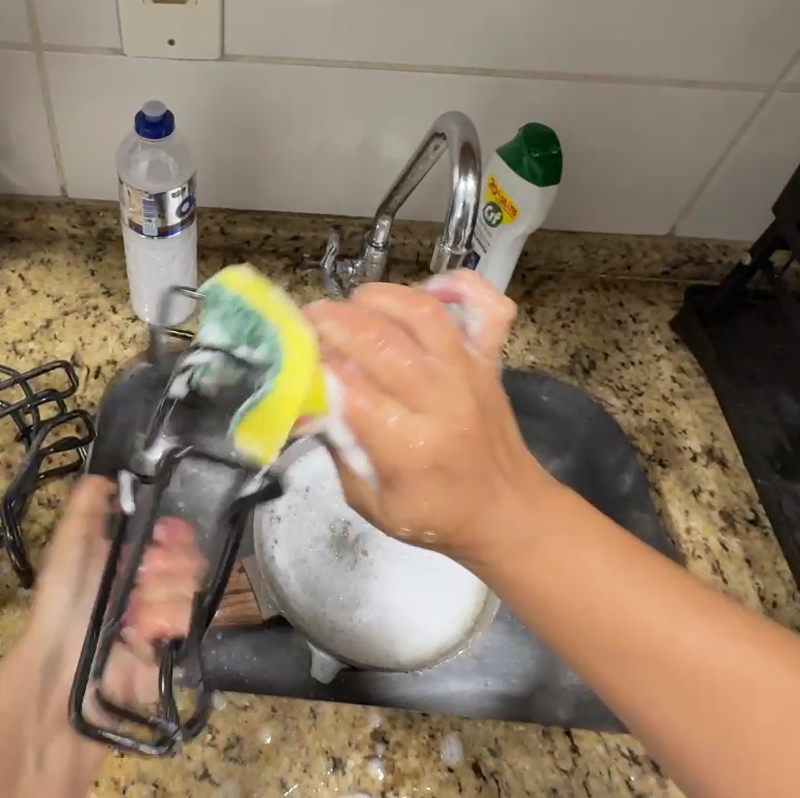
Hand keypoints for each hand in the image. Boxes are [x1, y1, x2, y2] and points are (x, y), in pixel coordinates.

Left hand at [22, 477, 204, 724]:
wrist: (60, 671)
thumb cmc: (61, 604)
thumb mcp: (67, 545)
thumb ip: (86, 506)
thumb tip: (107, 475)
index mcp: (130, 562)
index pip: (173, 537)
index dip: (173, 532)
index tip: (161, 534)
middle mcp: (152, 589)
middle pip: (190, 560)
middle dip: (169, 562)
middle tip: (144, 573)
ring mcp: (165, 622)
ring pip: (192, 590)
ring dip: (160, 596)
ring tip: (134, 612)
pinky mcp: (173, 653)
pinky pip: (189, 626)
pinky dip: (163, 624)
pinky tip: (141, 632)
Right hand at [303, 271, 561, 569]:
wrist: (508, 513)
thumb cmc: (433, 513)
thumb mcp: (369, 501)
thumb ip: (336, 447)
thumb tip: (303, 400)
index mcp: (411, 447)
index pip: (352, 388)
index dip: (315, 366)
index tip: (292, 359)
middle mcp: (442, 400)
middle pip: (381, 340)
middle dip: (332, 321)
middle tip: (306, 321)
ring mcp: (469, 371)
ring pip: (421, 310)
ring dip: (376, 298)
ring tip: (350, 307)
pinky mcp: (488, 358)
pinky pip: (484, 304)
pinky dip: (457, 285)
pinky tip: (425, 290)